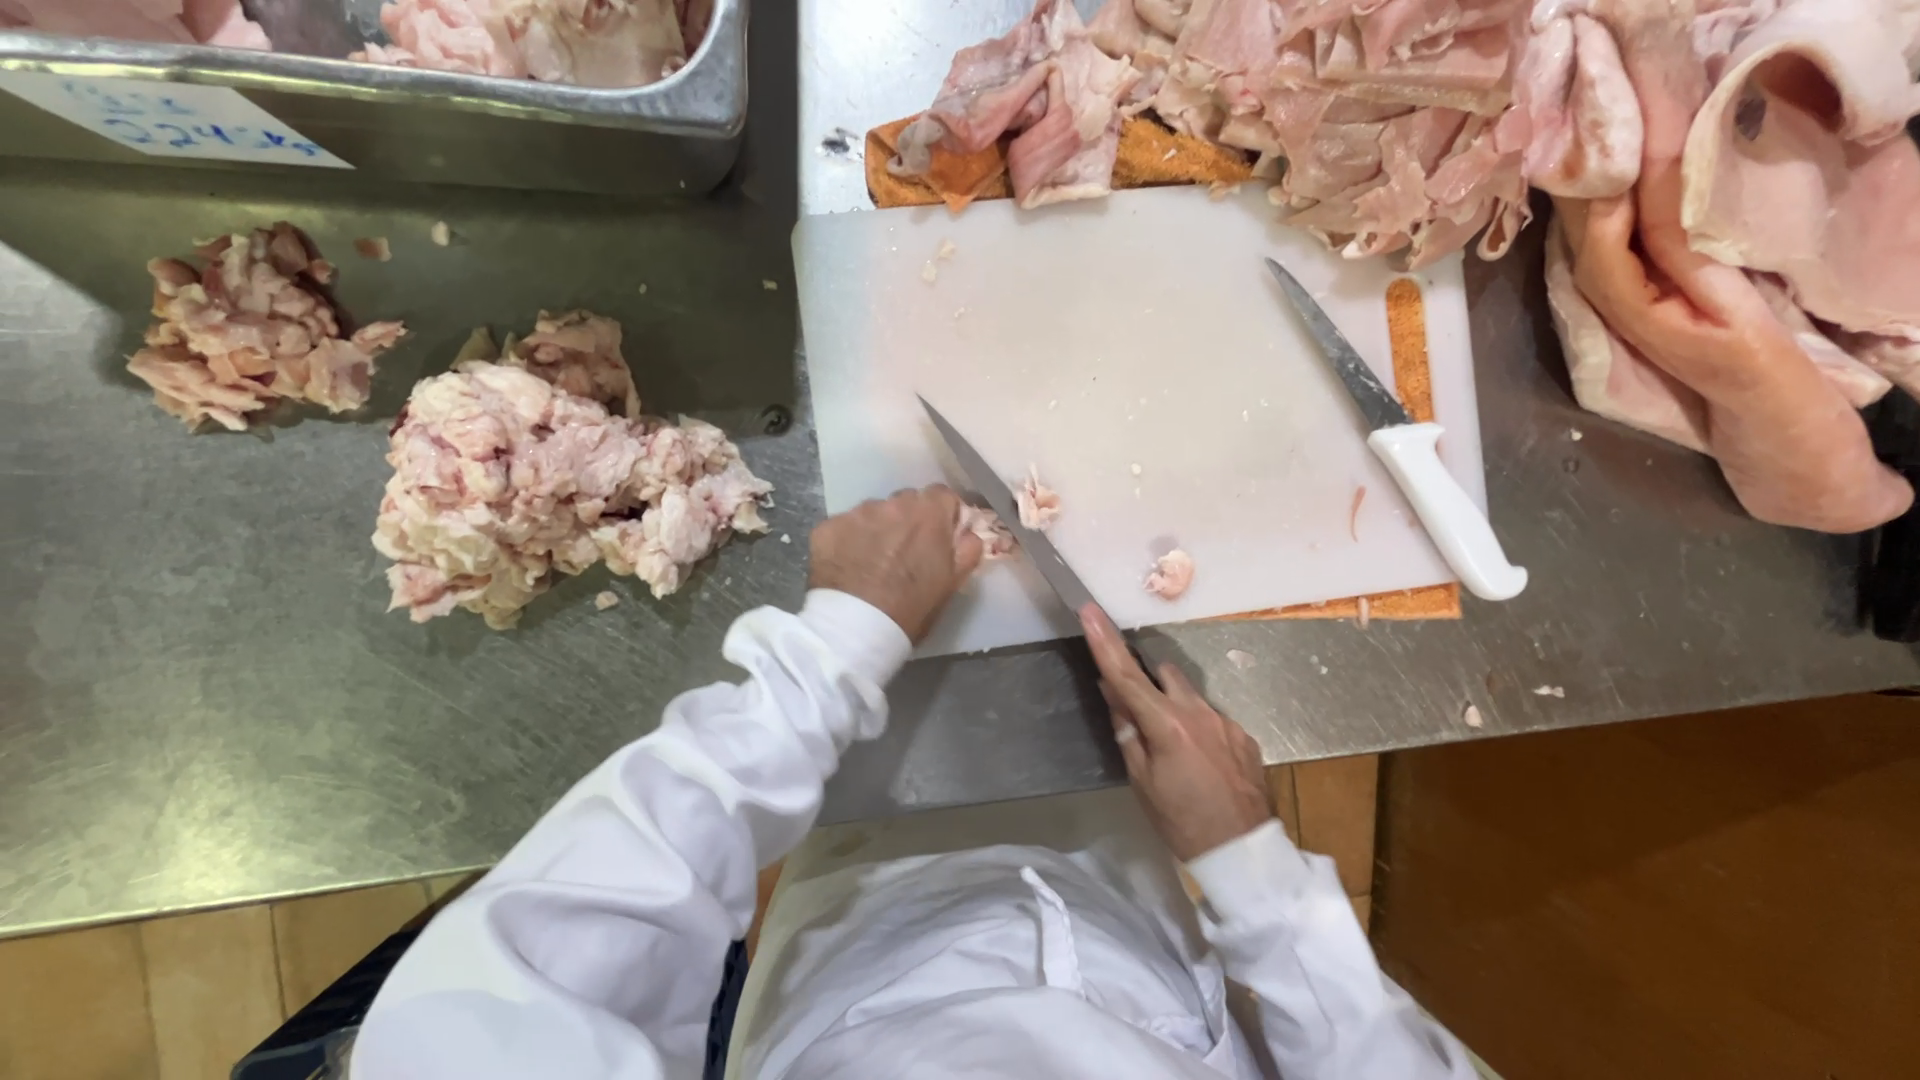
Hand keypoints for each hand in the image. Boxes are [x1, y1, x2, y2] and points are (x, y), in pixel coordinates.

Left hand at [809, 485, 983, 642]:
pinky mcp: (828, 526)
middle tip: (904, 551)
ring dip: (877, 528)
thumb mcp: (952, 584)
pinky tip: (848, 565)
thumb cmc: (911, 608)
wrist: (856, 628)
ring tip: (872, 561)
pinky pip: (844, 526)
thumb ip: (967, 550)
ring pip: (873, 511)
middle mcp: (893, 503)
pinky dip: (848, 540)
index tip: (938, 535)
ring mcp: (857, 512)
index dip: (942, 514)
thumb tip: (968, 532)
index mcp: (929, 514)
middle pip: (906, 500)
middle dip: (908, 519)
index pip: (942, 495)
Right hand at [1080, 603, 1272, 861]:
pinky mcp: (1243, 735)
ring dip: (1173, 704)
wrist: (1243, 853)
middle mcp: (1199, 712)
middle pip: (1164, 672)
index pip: (1127, 674)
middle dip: (1147, 678)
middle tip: (1136, 705)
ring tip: (1172, 745)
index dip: (1104, 641)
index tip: (1090, 610)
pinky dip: (1197, 727)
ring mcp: (1226, 721)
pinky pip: (1211, 717)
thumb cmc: (1181, 822)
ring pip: (1189, 694)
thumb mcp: (1142, 781)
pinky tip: (1199, 761)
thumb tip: (1112, 693)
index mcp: (1168, 724)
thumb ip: (1127, 731)